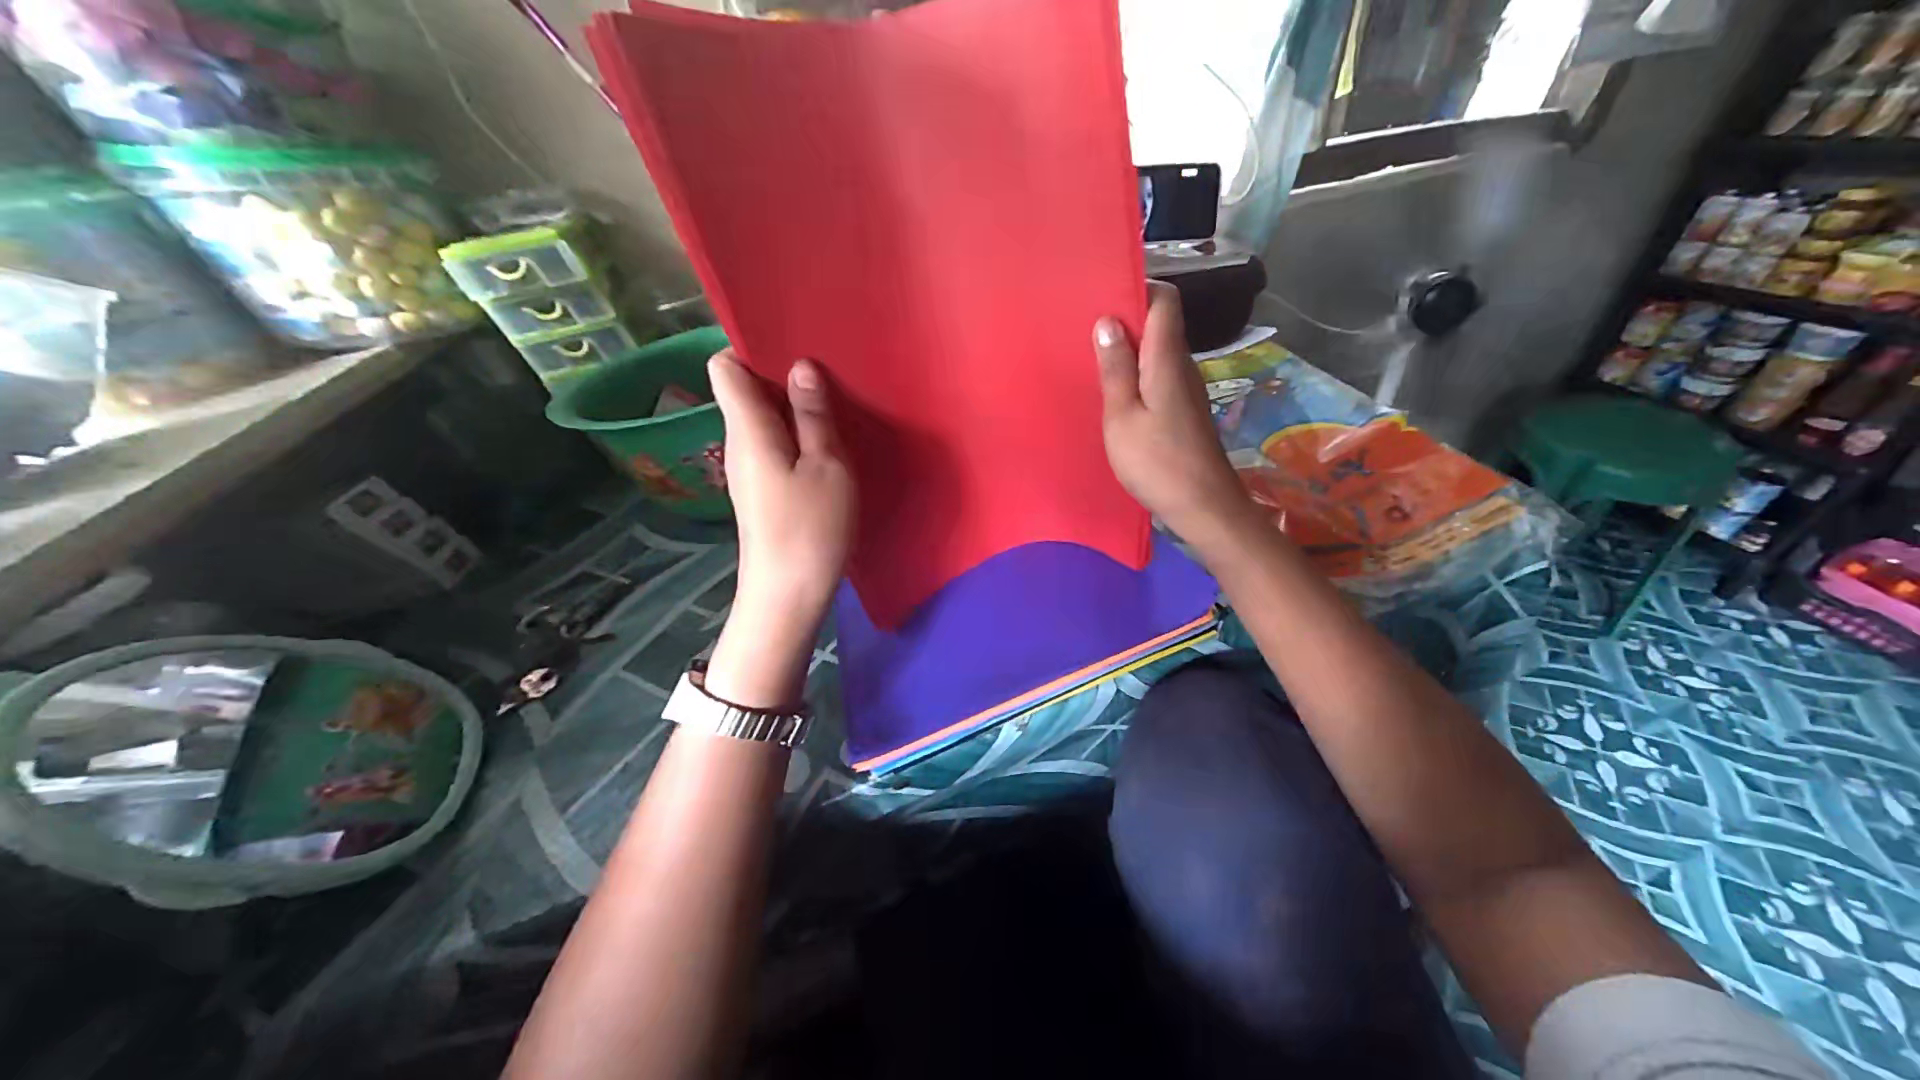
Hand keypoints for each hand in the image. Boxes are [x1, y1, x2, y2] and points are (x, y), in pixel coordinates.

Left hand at [706, 351, 854, 686]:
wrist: (787, 596)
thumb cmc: (810, 529)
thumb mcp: (827, 467)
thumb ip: (814, 415)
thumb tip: (801, 366)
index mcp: (747, 428)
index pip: (724, 366)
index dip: (751, 348)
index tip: (791, 344)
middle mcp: (738, 442)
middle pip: (745, 389)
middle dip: (780, 374)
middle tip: (828, 371)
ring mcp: (747, 468)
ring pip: (762, 418)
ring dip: (792, 406)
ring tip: (832, 402)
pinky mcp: (761, 488)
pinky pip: (772, 443)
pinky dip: (794, 434)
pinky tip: (824, 442)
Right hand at [1093, 282, 1254, 544]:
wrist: (1204, 506)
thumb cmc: (1157, 463)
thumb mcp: (1122, 417)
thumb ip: (1115, 369)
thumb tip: (1108, 321)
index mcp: (1166, 360)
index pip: (1165, 300)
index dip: (1138, 289)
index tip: (1102, 298)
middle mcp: (1182, 366)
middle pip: (1160, 324)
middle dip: (1125, 320)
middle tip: (1085, 332)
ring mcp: (1186, 388)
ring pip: (1157, 352)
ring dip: (1129, 350)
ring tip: (1093, 361)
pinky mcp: (1185, 409)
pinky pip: (1159, 375)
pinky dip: (1137, 374)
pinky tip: (1115, 394)